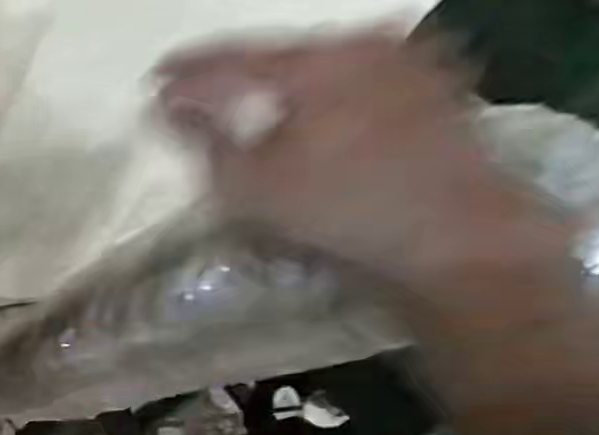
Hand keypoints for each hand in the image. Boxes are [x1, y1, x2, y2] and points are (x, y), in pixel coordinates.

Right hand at [153, 28, 573, 290]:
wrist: (443, 227)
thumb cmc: (330, 207)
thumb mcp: (245, 183)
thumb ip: (203, 136)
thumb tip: (170, 102)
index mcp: (314, 62)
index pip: (234, 56)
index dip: (189, 67)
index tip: (154, 77)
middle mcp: (364, 42)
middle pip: (283, 52)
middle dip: (237, 72)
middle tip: (200, 89)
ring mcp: (406, 57)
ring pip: (323, 62)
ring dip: (281, 81)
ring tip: (250, 99)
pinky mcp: (432, 82)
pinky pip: (357, 75)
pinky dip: (320, 91)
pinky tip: (309, 110)